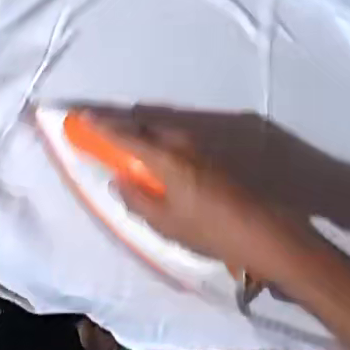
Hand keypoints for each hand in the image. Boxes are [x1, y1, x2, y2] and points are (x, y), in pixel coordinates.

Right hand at [81, 109, 315, 279]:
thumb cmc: (212, 231)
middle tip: (102, 132)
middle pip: (143, 126)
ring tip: (126, 147)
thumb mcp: (168, 224)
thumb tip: (119, 180)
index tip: (81, 115)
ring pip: (159, 131)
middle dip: (120, 126)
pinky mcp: (211, 156)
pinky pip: (173, 140)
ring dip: (140, 134)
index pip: (125, 136)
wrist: (268, 234)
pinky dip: (156, 143)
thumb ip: (138, 200)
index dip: (102, 126)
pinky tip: (156, 161)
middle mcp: (180, 143)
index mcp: (165, 157)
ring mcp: (198, 147)